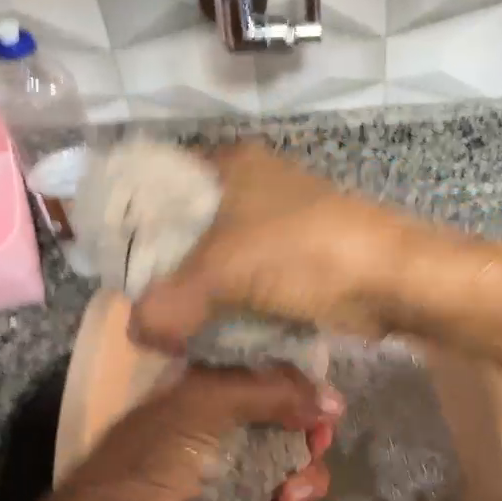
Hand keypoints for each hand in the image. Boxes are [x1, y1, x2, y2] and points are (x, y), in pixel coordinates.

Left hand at [57, 364, 341, 500]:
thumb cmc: (160, 453)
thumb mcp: (211, 402)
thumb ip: (275, 393)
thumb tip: (336, 402)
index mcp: (213, 390)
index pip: (273, 378)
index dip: (304, 390)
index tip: (327, 408)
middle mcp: (227, 426)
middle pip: (293, 425)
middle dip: (310, 441)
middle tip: (313, 450)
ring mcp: (234, 472)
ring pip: (293, 470)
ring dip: (301, 484)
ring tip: (287, 498)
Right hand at [129, 144, 421, 350]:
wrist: (394, 279)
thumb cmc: (306, 254)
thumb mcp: (224, 271)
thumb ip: (169, 302)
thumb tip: (137, 332)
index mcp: (229, 165)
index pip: (157, 184)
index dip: (128, 224)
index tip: (107, 266)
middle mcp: (251, 187)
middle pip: (186, 228)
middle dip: (163, 270)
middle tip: (136, 310)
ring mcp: (278, 225)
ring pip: (218, 261)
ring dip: (198, 295)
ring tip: (166, 330)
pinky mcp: (298, 262)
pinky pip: (248, 285)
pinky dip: (230, 308)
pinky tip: (207, 335)